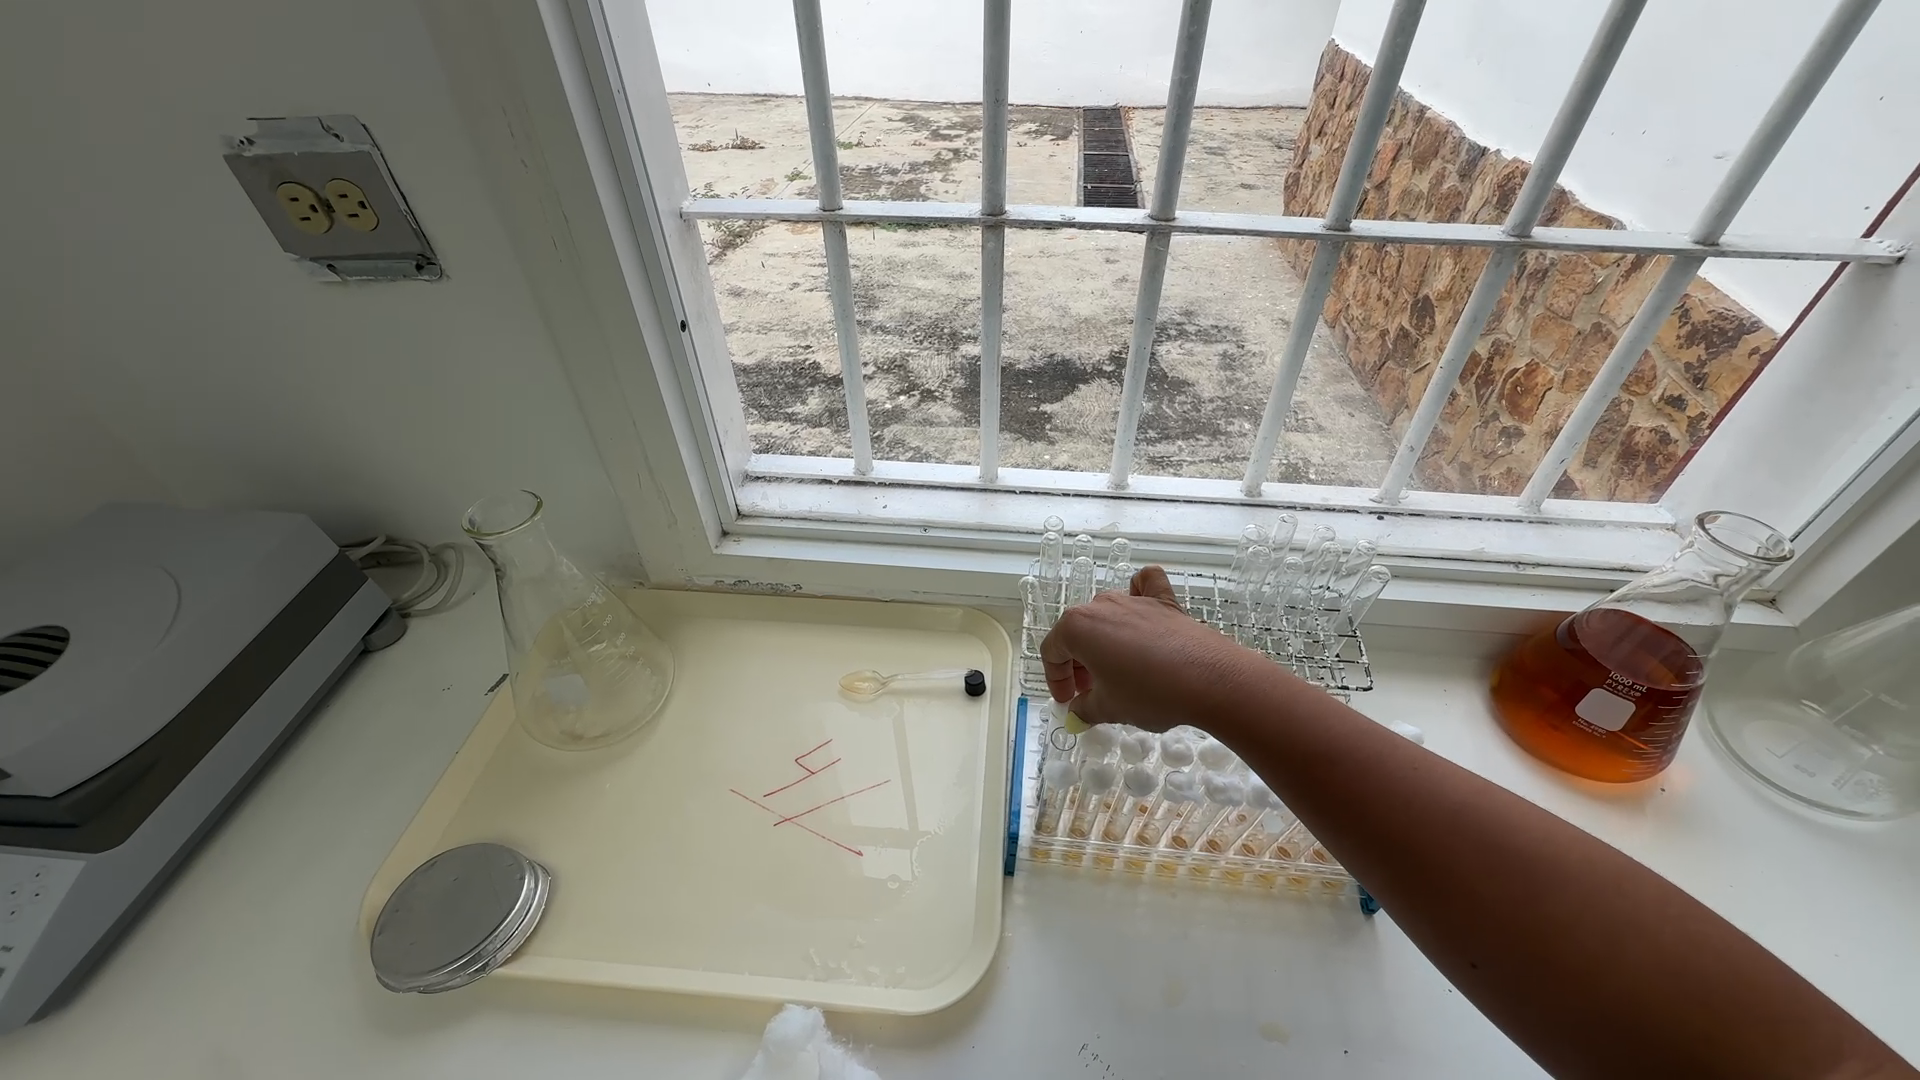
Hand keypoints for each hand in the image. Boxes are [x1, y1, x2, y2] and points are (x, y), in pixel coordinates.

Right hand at [1039, 565, 1270, 732]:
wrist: (1209, 680)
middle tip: (1091, 692)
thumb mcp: (1108, 709)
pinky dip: (1139, 592)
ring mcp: (1134, 599)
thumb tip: (1079, 710)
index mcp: (1076, 627)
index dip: (1056, 680)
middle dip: (1079, 664)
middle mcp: (1100, 605)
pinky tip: (1141, 607)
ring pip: (1106, 614)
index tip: (1069, 701)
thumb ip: (1084, 708)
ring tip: (1118, 671)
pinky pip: (1144, 586)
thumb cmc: (1150, 693)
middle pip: (1078, 633)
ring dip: (1104, 641)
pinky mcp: (1164, 600)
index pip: (1052, 651)